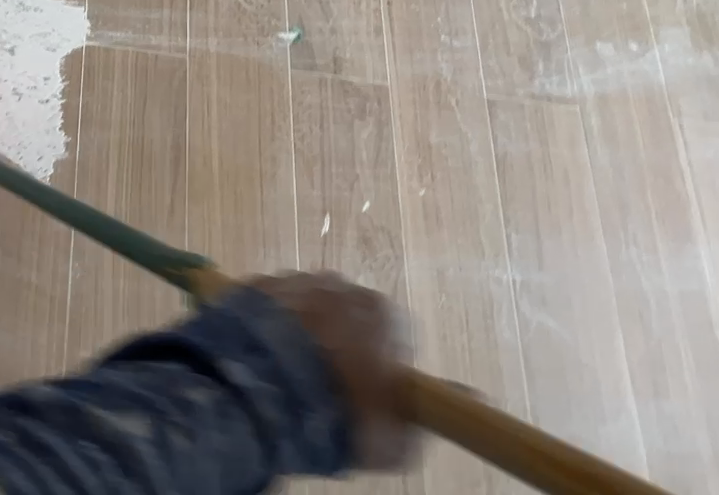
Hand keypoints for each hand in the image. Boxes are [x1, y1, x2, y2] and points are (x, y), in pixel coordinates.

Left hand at [247, 272, 418, 471]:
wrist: (257, 391)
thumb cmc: (335, 413)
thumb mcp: (392, 437)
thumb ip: (422, 414)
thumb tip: (465, 399)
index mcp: (377, 312)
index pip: (390, 331)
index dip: (379, 362)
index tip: (366, 388)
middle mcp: (336, 285)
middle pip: (345, 313)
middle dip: (339, 339)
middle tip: (324, 380)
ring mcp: (291, 280)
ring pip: (305, 306)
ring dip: (301, 330)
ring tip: (289, 371)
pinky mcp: (253, 285)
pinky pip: (269, 305)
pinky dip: (268, 324)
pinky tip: (263, 355)